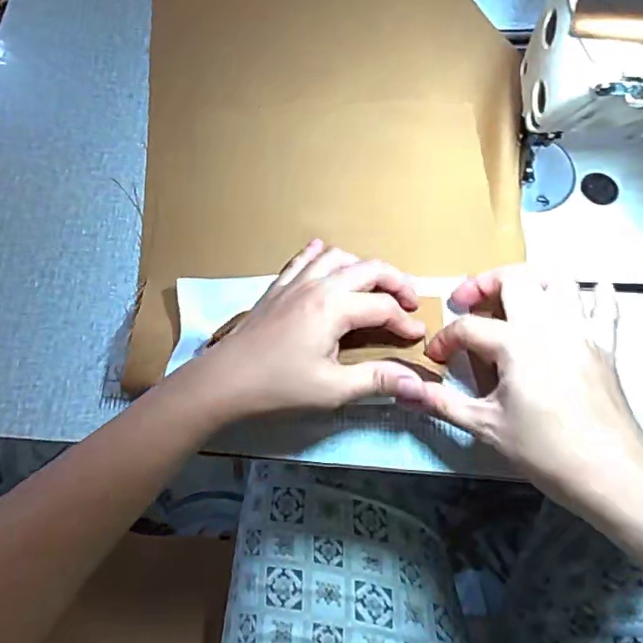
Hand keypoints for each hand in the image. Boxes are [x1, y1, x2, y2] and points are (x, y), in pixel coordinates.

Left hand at [170, 240, 428, 421]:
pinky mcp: (277, 287)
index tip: (417, 336)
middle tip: (409, 302)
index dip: (405, 321)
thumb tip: (416, 383)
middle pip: (368, 268)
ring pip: (337, 257)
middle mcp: (317, 285)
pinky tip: (324, 254)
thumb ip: (376, 380)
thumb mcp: (332, 389)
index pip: (383, 307)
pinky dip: (320, 255)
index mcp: (334, 308)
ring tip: (374, 286)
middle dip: (396, 282)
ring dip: (362, 267)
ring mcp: (294, 282)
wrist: (225, 380)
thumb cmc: (278, 386)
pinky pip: (303, 259)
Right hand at [390, 265, 642, 508]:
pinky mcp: (605, 343)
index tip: (436, 359)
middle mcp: (548, 323)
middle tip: (467, 304)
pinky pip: (604, 304)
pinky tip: (580, 298)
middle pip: (514, 279)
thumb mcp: (486, 426)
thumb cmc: (546, 450)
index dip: (445, 340)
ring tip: (512, 297)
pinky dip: (592, 293)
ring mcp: (581, 329)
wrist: (612, 473)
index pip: (468, 327)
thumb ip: (442, 402)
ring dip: (531, 280)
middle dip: (484, 284)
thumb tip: (404, 392)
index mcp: (515, 342)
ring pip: (558, 279)